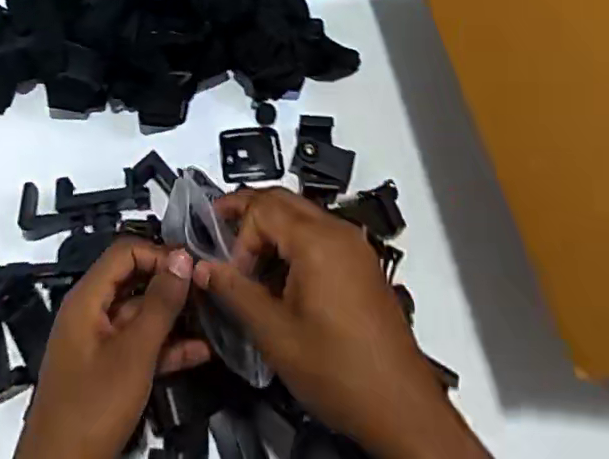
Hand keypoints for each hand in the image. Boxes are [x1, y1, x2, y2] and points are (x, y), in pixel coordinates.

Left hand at [14, 238, 210, 458]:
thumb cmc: (92, 407)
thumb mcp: (133, 353)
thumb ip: (160, 304)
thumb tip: (182, 258)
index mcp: (87, 298)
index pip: (125, 252)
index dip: (159, 254)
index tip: (192, 267)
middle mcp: (91, 312)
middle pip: (133, 280)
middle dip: (169, 283)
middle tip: (206, 289)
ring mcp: (99, 341)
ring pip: (140, 314)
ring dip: (173, 316)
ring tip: (209, 317)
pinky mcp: (108, 369)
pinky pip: (139, 344)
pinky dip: (165, 346)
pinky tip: (197, 352)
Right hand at [196, 188, 490, 458]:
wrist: (401, 409)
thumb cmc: (349, 376)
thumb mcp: (275, 334)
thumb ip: (235, 292)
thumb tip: (207, 269)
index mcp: (318, 242)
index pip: (261, 208)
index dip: (237, 236)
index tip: (229, 270)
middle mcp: (340, 235)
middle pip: (281, 199)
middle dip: (246, 212)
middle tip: (219, 228)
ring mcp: (354, 249)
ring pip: (300, 214)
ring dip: (269, 227)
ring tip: (246, 259)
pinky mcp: (361, 265)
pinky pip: (319, 234)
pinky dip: (292, 242)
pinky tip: (278, 276)